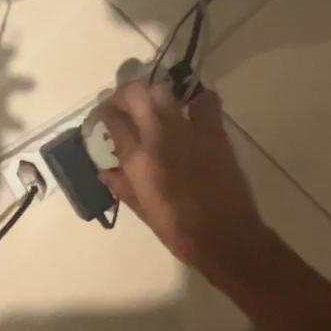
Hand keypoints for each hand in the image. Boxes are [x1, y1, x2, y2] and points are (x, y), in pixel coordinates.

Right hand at [97, 81, 268, 275]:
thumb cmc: (180, 231)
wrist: (227, 239)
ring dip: (152, 92)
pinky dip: (197, 99)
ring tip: (152, 102)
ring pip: (163, 91)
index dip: (104, 112)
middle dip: (124, 93)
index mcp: (138, 159)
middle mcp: (158, 137)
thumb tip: (105, 172)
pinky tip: (191, 107)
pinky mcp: (214, 133)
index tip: (104, 113)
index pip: (113, 120)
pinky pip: (206, 103)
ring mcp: (187, 131)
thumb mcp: (144, 211)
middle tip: (124, 102)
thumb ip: (123, 186)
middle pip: (134, 94)